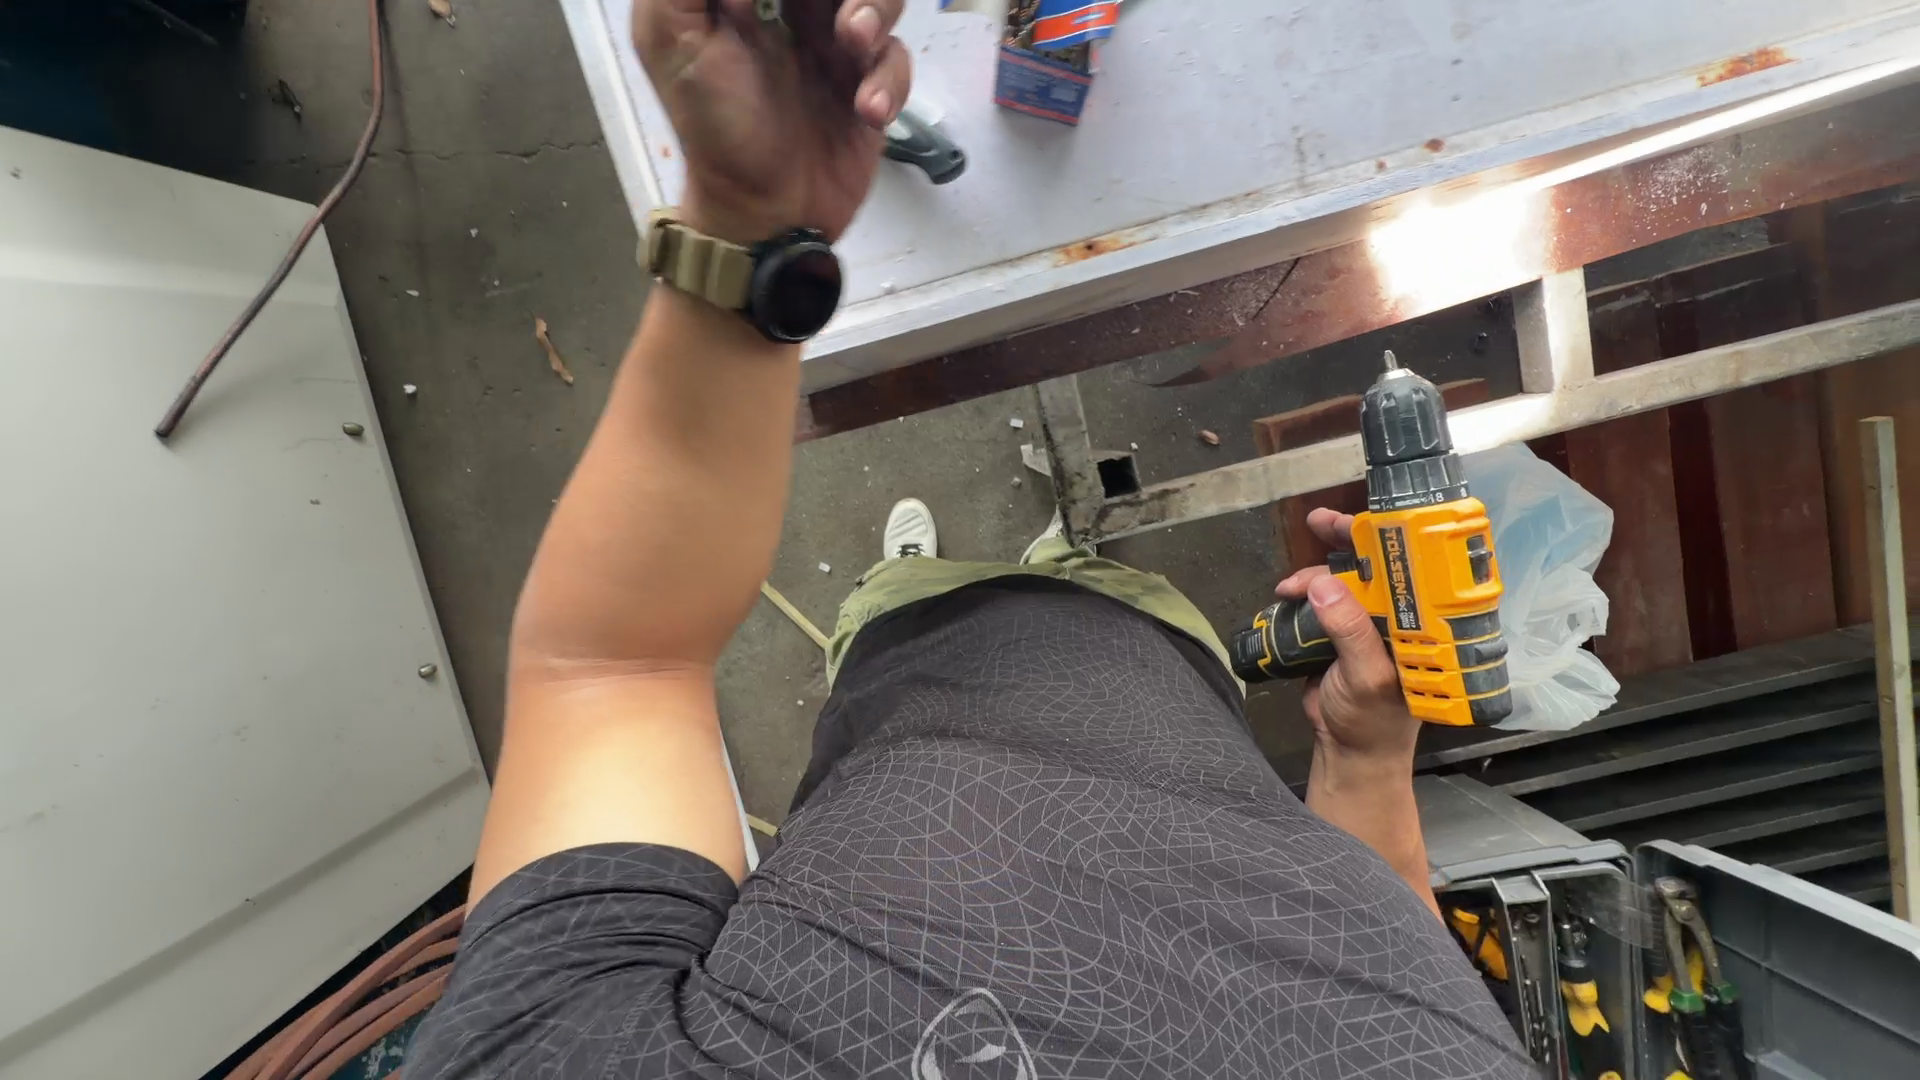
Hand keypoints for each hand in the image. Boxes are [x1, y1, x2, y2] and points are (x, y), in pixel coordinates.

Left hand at [633, 0, 911, 243]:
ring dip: (876, 9)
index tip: (795, 2)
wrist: (764, 215)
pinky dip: (889, 81)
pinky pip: (897, 62)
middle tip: (841, 19)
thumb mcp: (671, 34)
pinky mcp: (871, 90)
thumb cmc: (714, 130)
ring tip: (855, 43)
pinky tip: (866, 110)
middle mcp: (795, 8)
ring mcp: (838, 49)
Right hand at [1274, 508, 1418, 760]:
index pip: (1414, 570)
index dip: (1393, 539)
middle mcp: (1399, 617)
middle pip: (1376, 565)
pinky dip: (1302, 590)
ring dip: (1314, 573)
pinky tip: (1287, 593)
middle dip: (1346, 540)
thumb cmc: (1374, 721)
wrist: (1345, 750)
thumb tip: (1324, 586)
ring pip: (1342, 579)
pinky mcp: (1338, 631)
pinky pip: (1321, 600)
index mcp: (1421, 625)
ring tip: (1289, 587)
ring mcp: (1366, 622)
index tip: (1366, 521)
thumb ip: (1350, 632)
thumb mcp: (1367, 677)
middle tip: (1319, 523)